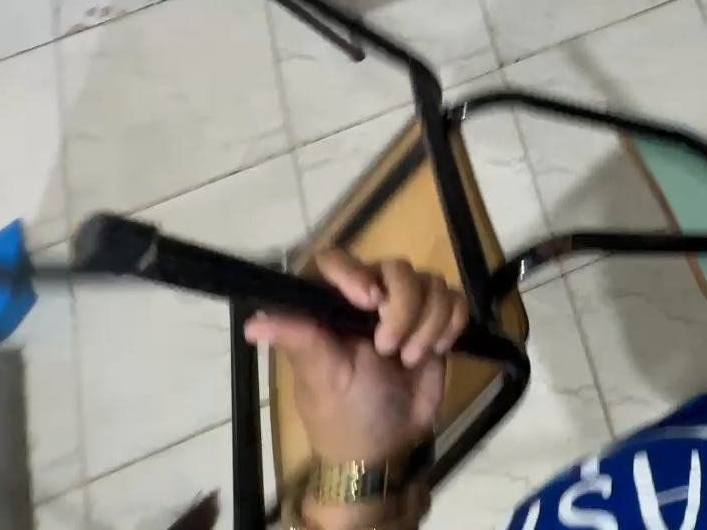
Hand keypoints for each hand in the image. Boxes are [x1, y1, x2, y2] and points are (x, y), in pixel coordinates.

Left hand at [243, 250, 468, 464]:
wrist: (390, 444)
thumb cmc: (345, 413)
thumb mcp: (322, 378)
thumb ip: (300, 341)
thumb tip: (251, 324)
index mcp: (334, 307)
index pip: (336, 261)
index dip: (354, 271)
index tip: (369, 301)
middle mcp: (370, 298)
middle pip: (397, 268)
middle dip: (403, 308)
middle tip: (389, 348)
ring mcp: (408, 306)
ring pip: (431, 281)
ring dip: (428, 323)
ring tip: (412, 358)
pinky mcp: (437, 318)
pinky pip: (455, 298)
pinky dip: (451, 323)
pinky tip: (439, 349)